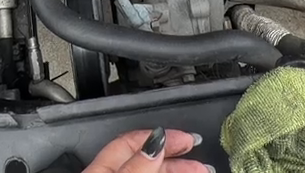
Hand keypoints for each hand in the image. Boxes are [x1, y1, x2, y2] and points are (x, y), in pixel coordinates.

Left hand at [81, 129, 210, 172]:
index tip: (189, 138)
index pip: (134, 141)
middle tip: (203, 163)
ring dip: (177, 171)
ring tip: (201, 172)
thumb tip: (158, 138)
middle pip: (148, 160)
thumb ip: (136, 165)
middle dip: (178, 159)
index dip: (163, 136)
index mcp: (101, 168)